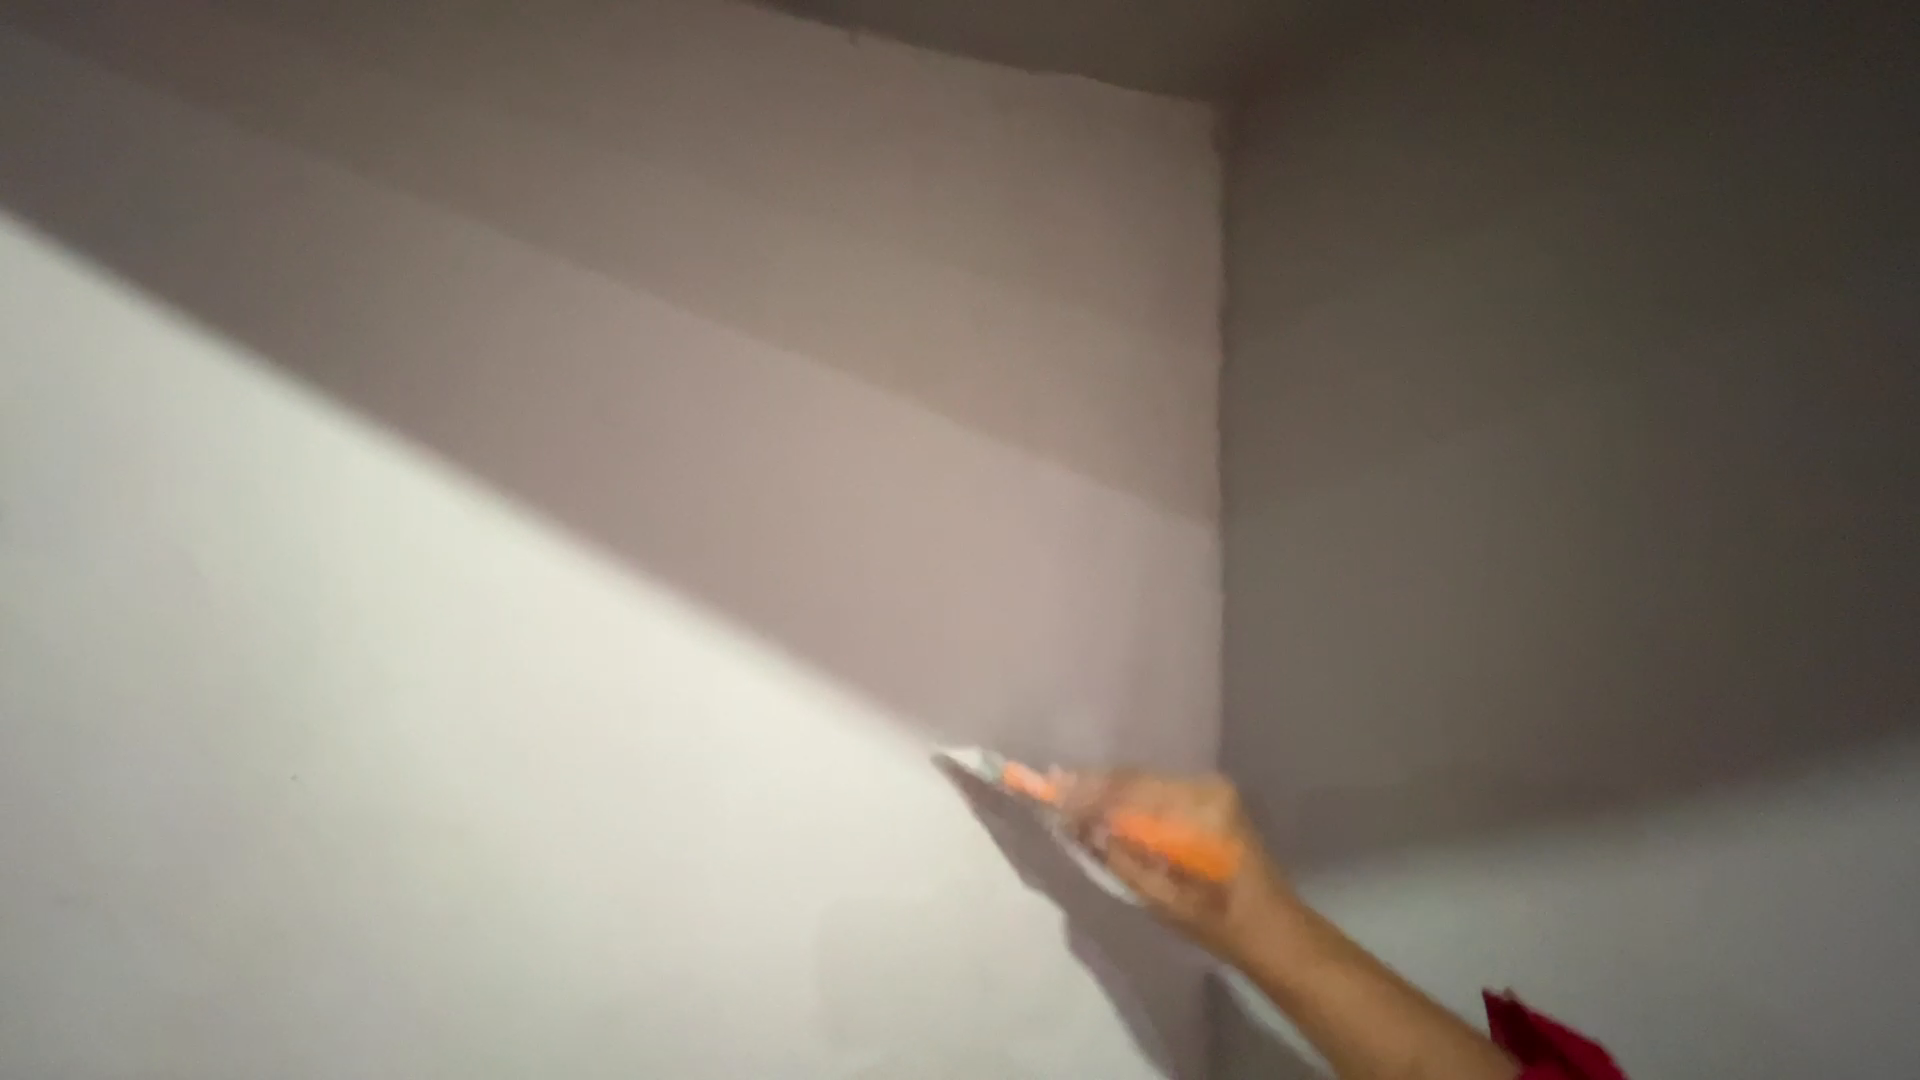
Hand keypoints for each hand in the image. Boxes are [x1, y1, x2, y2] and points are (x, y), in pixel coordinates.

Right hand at [1055, 769, 1298, 960]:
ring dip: (1106, 786)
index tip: (1052, 794)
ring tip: (1068, 789)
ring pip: (1142, 779)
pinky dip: (1127, 793)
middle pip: (1135, 778)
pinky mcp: (1208, 794)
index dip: (1089, 793)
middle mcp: (1206, 786)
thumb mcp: (1161, 896)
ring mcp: (1209, 786)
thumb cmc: (1217, 922)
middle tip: (1052, 784)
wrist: (1271, 928)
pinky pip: (1156, 787)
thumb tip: (1078, 824)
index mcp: (1201, 809)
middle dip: (1092, 784)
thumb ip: (1118, 855)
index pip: (1132, 791)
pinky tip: (1102, 798)